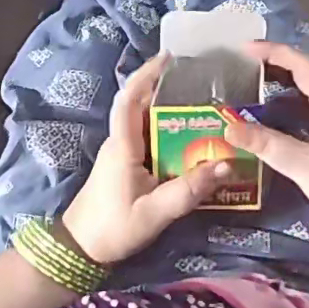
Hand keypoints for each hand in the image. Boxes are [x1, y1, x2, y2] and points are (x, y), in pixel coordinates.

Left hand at [62, 53, 230, 263]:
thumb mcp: (155, 212)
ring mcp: (123, 155)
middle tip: (201, 81)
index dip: (147, 75)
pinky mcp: (127, 168)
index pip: (130, 100)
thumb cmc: (113, 227)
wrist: (81, 250)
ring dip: (171, 112)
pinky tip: (191, 140)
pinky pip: (151, 141)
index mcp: (123, 146)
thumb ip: (189, 190)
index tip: (168, 57)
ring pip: (147, 124)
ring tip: (205, 105)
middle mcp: (121, 143)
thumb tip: (227, 164)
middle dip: (167, 89)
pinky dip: (170, 134)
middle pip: (142, 106)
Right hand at [221, 41, 308, 240]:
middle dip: (274, 61)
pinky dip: (287, 96)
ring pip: (308, 85)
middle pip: (306, 70)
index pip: (304, 67)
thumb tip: (228, 126)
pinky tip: (269, 105)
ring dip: (280, 77)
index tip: (244, 48)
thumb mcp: (306, 169)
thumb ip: (268, 145)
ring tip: (249, 78)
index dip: (274, 53)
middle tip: (240, 63)